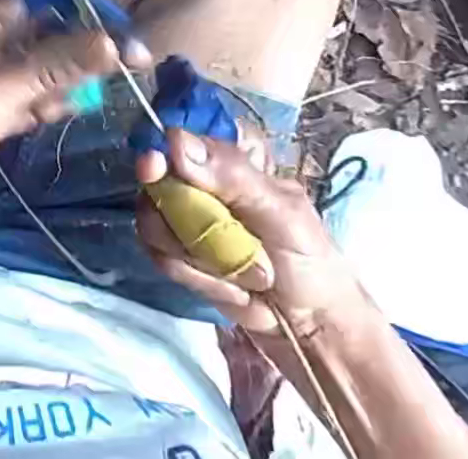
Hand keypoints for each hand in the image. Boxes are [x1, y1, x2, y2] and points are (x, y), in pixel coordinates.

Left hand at [0, 0, 136, 197]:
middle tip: (119, 74)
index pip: (48, 3)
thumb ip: (55, 66)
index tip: (126, 38)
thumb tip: (112, 41)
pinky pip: (33, 94)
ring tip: (50, 107)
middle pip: (51, 36)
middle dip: (79, 56)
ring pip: (46, 68)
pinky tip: (39, 119)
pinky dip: (42, 105)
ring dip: (60, 86)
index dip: (86, 14)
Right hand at [135, 129, 368, 340]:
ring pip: (154, 223)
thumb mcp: (281, 212)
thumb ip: (232, 175)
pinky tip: (232, 289)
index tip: (153, 169)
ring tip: (245, 276)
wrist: (314, 327)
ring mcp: (184, 217)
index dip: (161, 155)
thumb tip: (176, 141)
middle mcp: (198, 181)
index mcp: (227, 158)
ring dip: (198, 258)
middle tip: (222, 246)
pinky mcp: (176, 252)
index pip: (178, 142)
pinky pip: (162, 258)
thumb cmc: (309, 260)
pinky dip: (197, 279)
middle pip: (156, 184)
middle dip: (186, 223)